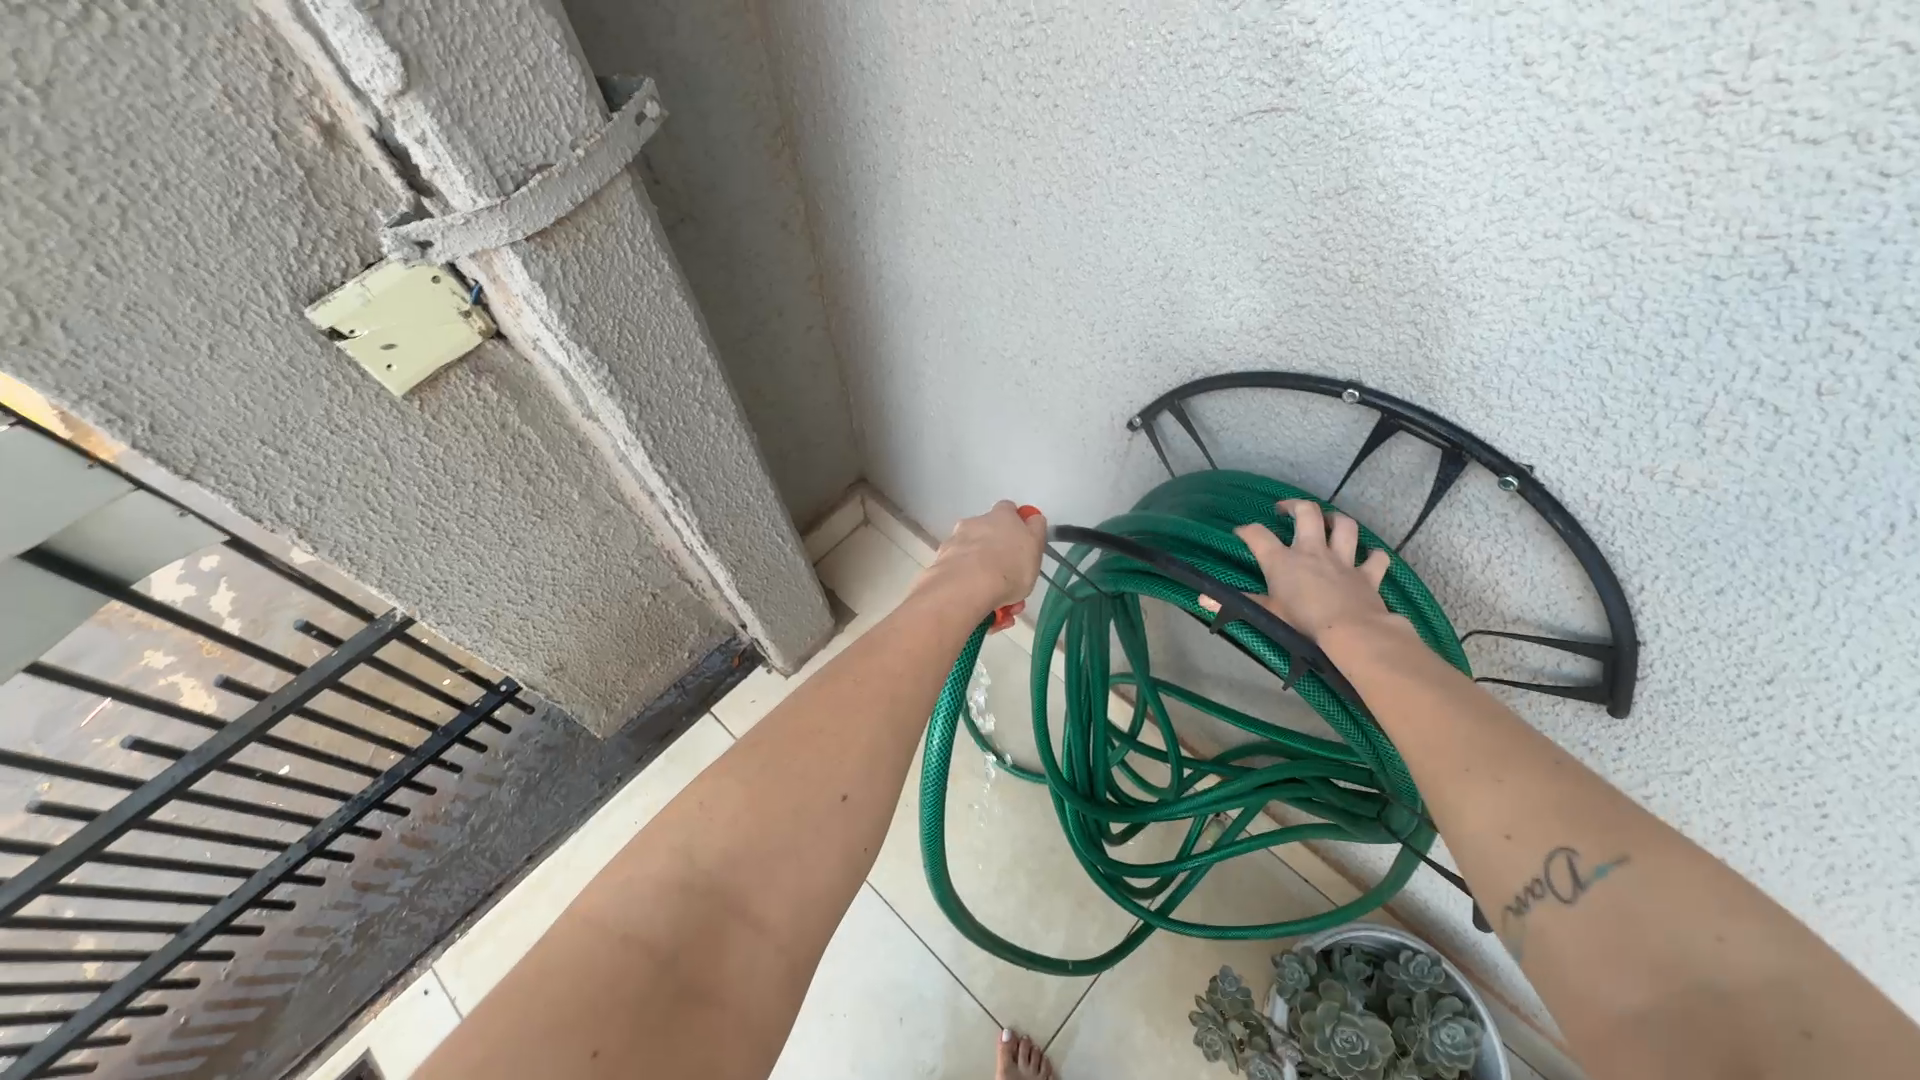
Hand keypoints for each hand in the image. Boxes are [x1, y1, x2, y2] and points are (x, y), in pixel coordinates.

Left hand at [913, 501, 1047, 615]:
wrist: (967, 587)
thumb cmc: (1010, 566)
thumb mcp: (1035, 547)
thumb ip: (1035, 532)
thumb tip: (1032, 519)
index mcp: (999, 516)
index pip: (1009, 510)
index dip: (1016, 525)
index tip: (1022, 544)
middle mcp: (974, 524)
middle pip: (988, 538)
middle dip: (999, 560)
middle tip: (1012, 586)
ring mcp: (954, 545)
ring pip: (974, 562)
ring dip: (986, 582)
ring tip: (1000, 610)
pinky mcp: (941, 567)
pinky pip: (961, 580)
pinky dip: (972, 594)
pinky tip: (983, 613)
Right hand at [1199, 499, 1409, 642]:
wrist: (1351, 631)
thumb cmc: (1302, 623)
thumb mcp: (1265, 613)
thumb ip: (1235, 604)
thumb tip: (1202, 600)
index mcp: (1283, 561)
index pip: (1258, 535)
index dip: (1247, 530)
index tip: (1241, 532)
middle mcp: (1312, 551)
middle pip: (1307, 513)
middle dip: (1295, 505)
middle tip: (1287, 509)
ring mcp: (1343, 560)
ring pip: (1344, 526)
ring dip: (1336, 519)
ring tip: (1329, 520)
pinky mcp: (1367, 574)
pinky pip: (1376, 558)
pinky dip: (1374, 555)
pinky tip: (1370, 555)